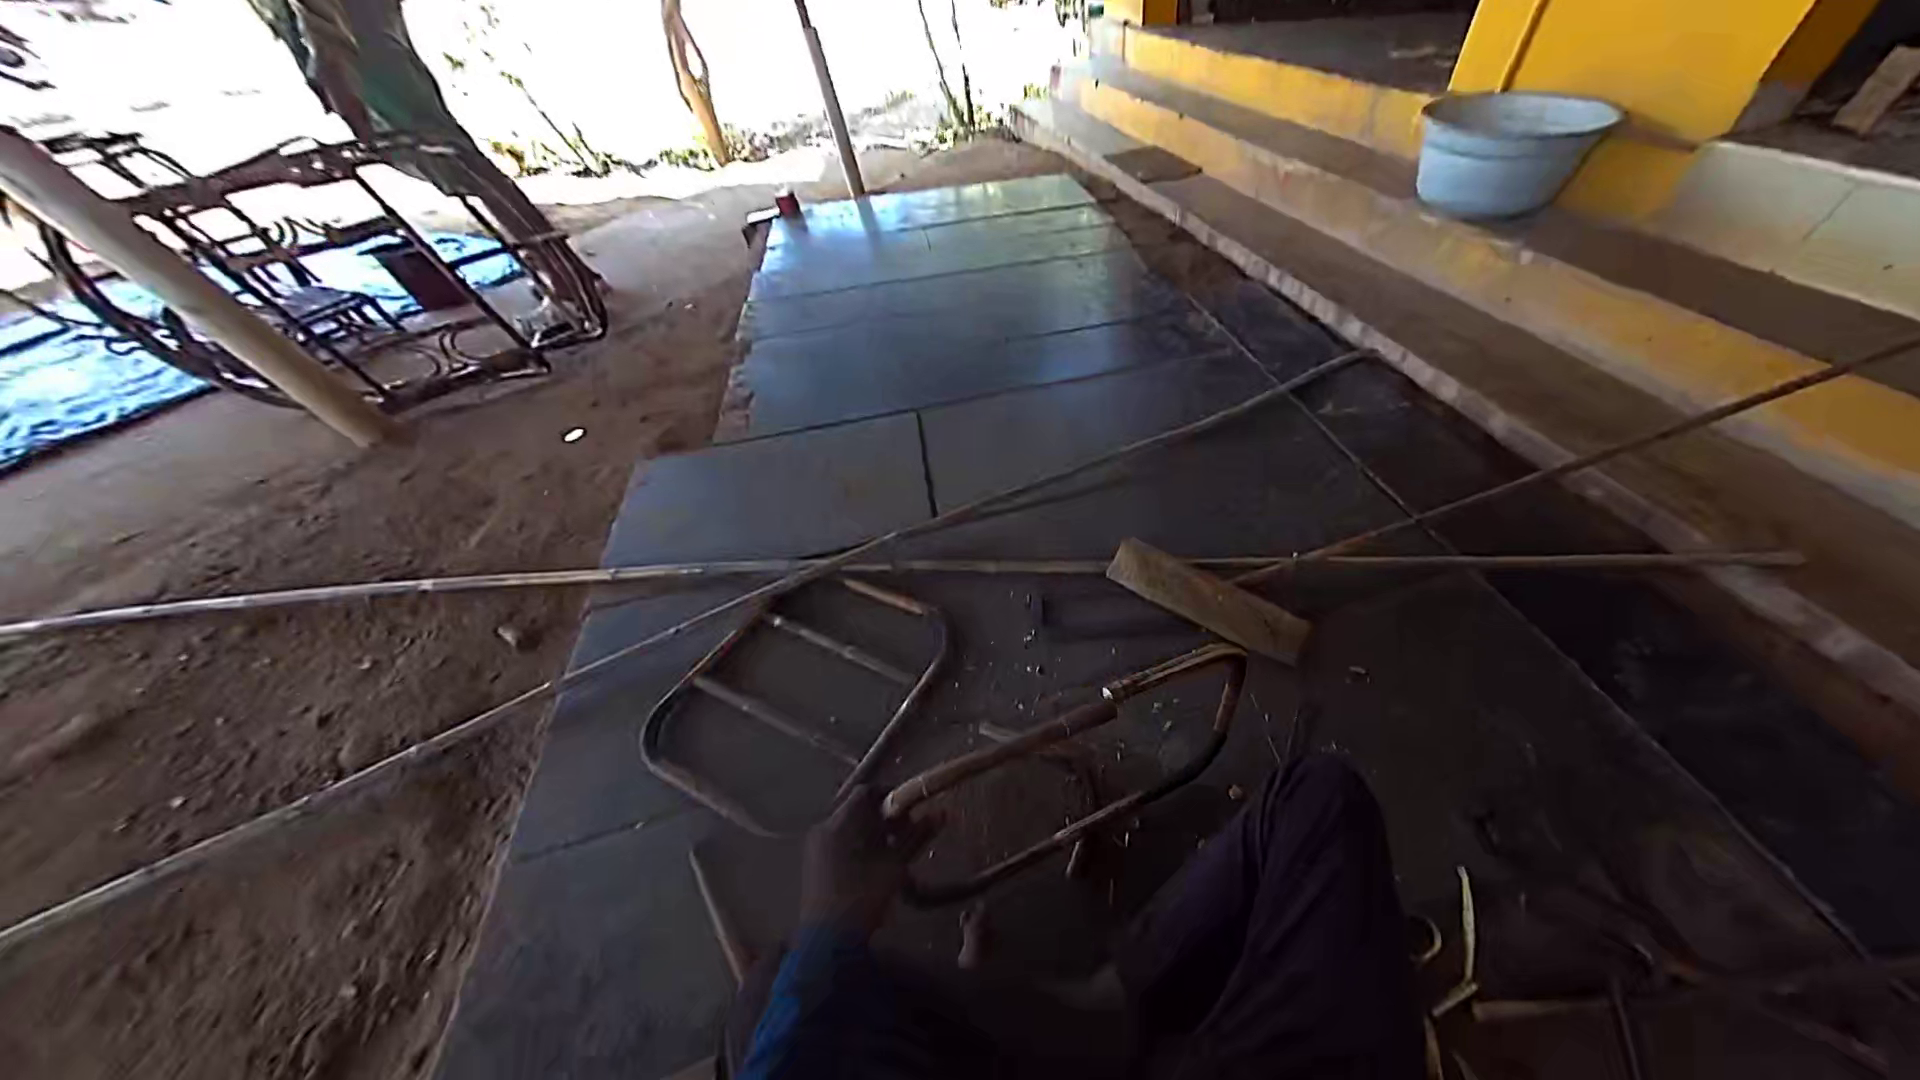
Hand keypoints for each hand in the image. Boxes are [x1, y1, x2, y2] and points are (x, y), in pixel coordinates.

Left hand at [800, 785, 940, 936]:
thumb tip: (942, 812)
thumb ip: (916, 836)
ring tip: (893, 849)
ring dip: (871, 830)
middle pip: (856, 807)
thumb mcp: (895, 866)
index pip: (867, 791)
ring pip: (848, 825)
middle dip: (883, 815)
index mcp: (839, 822)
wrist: (827, 945)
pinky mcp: (813, 864)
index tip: (911, 809)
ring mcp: (815, 847)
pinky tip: (874, 863)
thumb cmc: (863, 899)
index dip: (891, 795)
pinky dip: (858, 843)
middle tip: (905, 831)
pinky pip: (839, 841)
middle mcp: (823, 828)